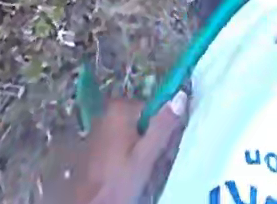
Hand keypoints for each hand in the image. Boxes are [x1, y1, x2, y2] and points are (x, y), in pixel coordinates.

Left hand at [53, 95, 186, 203]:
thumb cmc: (117, 182)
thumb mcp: (145, 156)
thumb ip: (163, 125)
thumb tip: (181, 95)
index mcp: (120, 108)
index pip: (153, 108)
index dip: (160, 128)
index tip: (162, 149)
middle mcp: (107, 112)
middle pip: (142, 120)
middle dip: (149, 140)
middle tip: (150, 164)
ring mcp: (99, 129)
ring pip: (131, 134)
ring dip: (138, 151)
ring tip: (138, 173)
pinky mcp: (94, 146)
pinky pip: (119, 144)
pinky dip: (125, 157)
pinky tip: (125, 175)